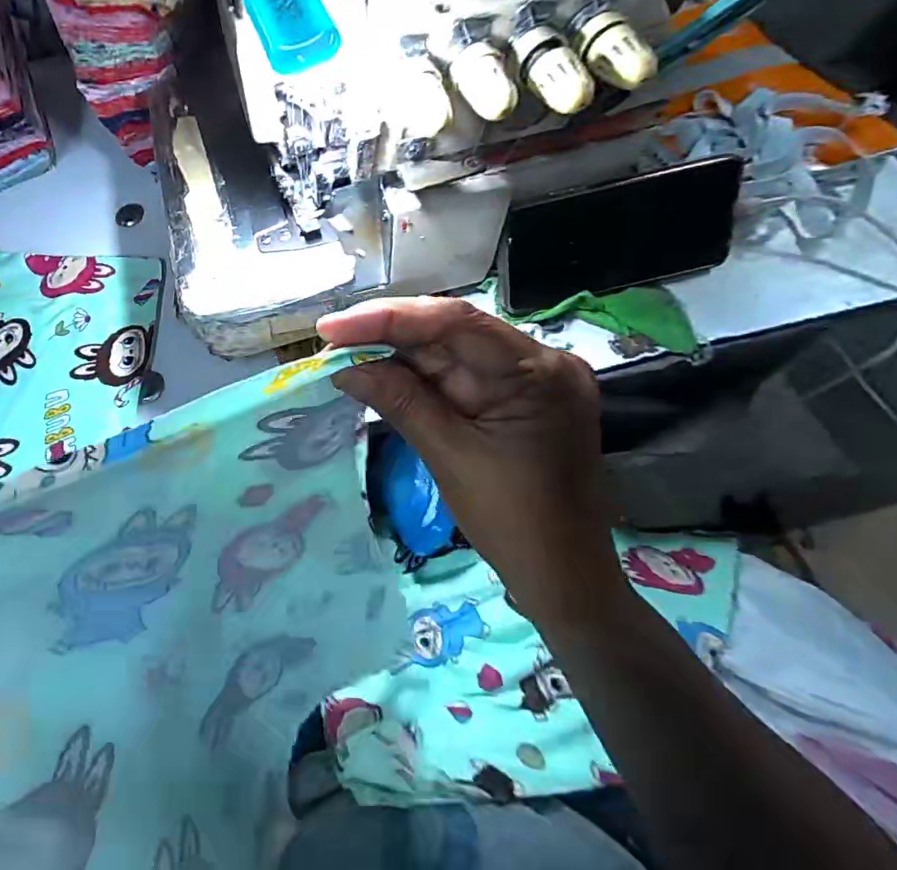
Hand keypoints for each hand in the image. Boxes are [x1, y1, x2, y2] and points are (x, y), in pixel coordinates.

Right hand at [318, 297, 621, 618]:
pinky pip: (463, 375)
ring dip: (399, 353)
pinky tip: (382, 371)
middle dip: (388, 333)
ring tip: (345, 352)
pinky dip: (421, 376)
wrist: (565, 577)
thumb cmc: (514, 523)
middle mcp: (543, 361)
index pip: (454, 323)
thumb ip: (399, 401)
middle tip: (331, 339)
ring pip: (454, 351)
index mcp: (537, 372)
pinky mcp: (520, 398)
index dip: (387, 318)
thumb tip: (345, 369)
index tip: (332, 328)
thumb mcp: (449, 456)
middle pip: (453, 331)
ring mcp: (534, 379)